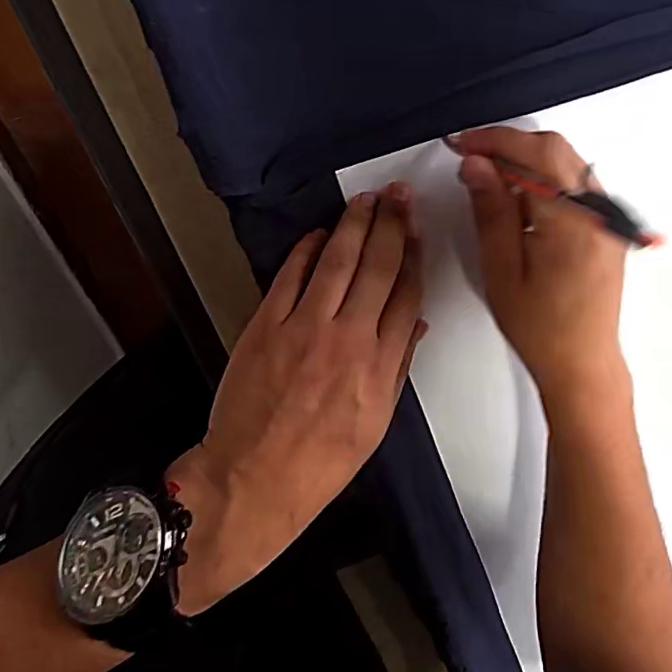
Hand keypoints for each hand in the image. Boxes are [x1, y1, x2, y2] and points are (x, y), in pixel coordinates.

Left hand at [165, 186, 425, 614]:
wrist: (254, 477)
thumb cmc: (322, 460)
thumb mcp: (376, 422)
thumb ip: (398, 366)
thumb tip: (416, 320)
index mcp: (379, 366)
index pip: (407, 295)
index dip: (415, 257)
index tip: (418, 231)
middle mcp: (347, 338)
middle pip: (378, 267)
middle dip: (392, 225)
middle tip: (399, 194)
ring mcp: (304, 327)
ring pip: (338, 261)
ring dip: (355, 224)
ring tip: (367, 199)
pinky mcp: (266, 323)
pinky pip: (291, 274)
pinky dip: (307, 248)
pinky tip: (321, 232)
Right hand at [450, 127, 629, 419]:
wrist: (581, 362)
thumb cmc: (545, 329)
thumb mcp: (502, 269)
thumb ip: (491, 210)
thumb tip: (477, 166)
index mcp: (574, 221)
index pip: (535, 153)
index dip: (494, 140)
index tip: (464, 143)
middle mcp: (599, 213)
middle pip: (554, 149)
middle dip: (508, 144)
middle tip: (471, 156)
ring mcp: (606, 218)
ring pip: (565, 162)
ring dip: (526, 160)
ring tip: (488, 178)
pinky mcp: (605, 225)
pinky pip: (574, 183)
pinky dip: (543, 178)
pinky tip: (516, 196)